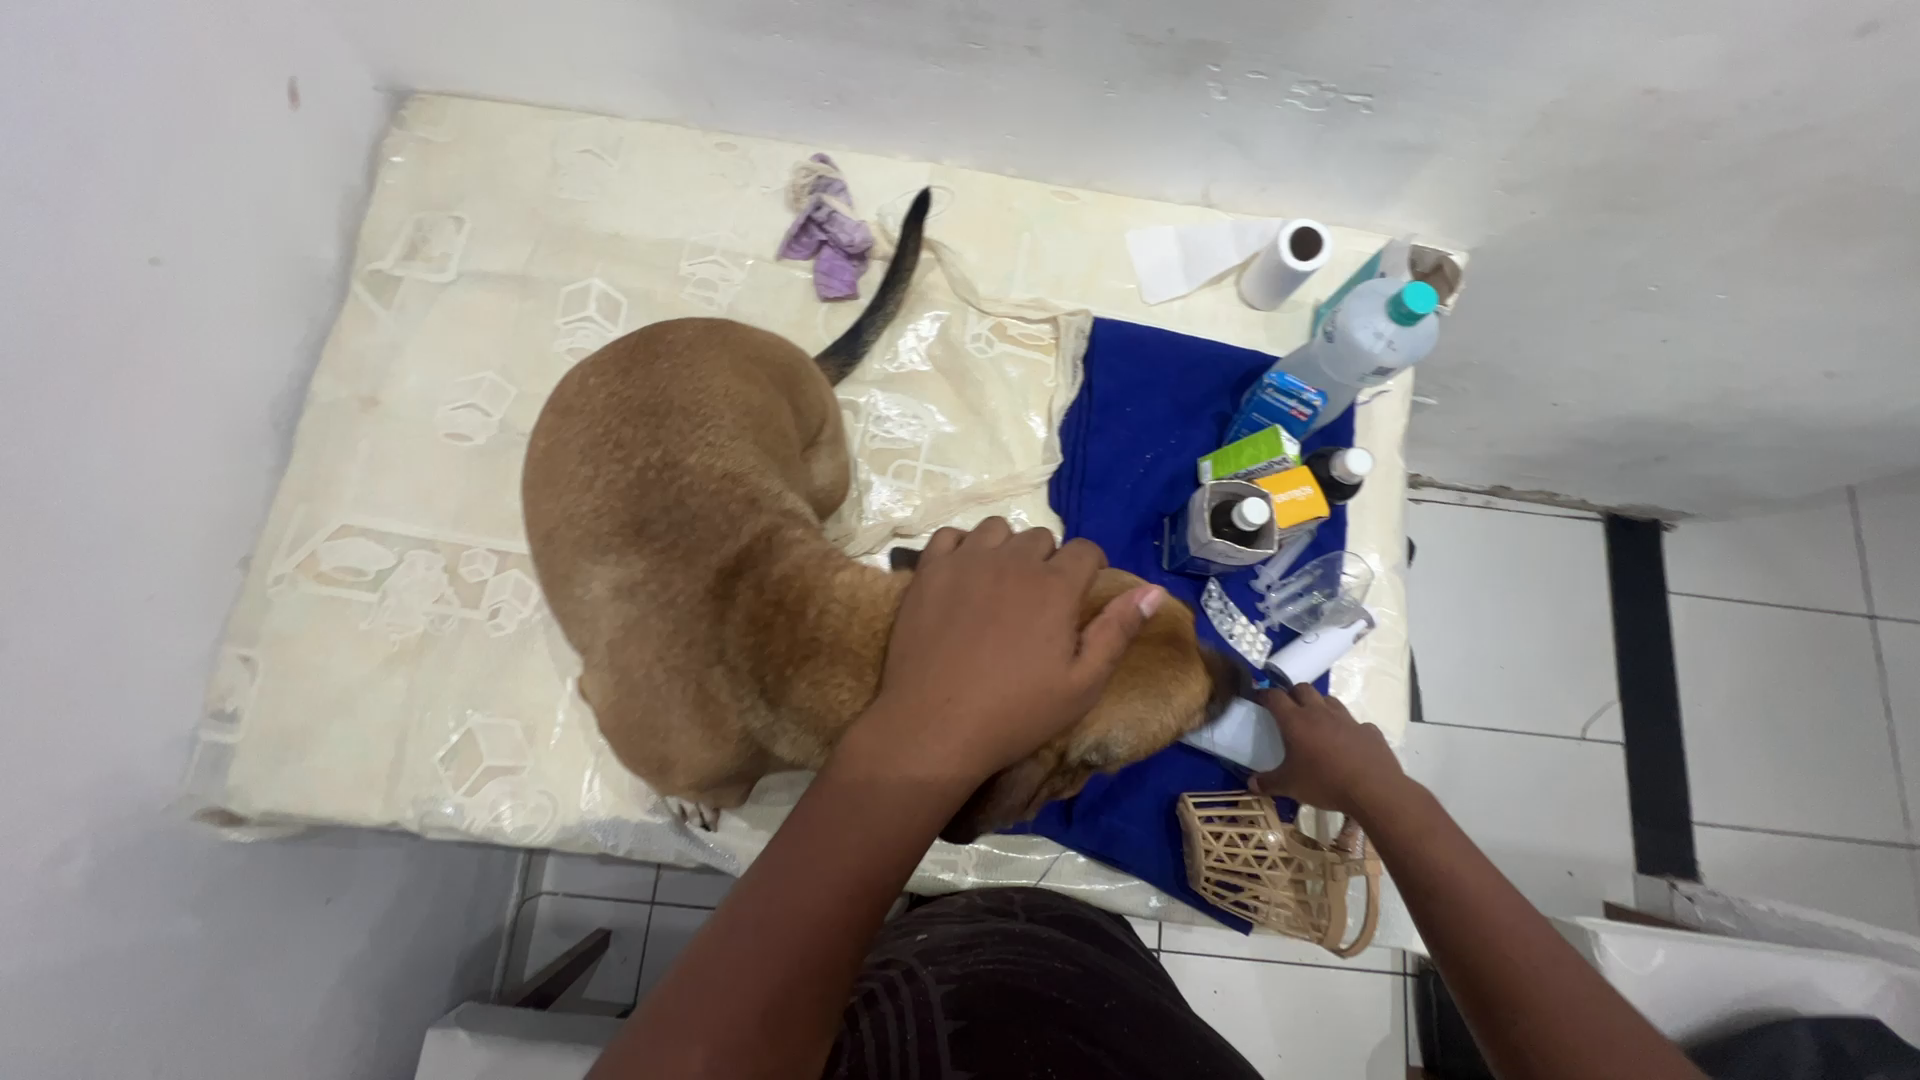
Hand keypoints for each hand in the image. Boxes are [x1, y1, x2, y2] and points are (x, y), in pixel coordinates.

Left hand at [854, 518, 1164, 786]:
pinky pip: (950, 536)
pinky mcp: (929, 571)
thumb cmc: (1015, 713)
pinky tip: (963, 576)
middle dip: (1048, 562)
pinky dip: (962, 548)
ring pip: (997, 529)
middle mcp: (1012, 561)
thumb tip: (1152, 590)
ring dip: (1006, 549)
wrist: (934, 726)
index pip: (1085, 550)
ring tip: (1000, 584)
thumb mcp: (1083, 684)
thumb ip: (1118, 631)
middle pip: (1041, 538)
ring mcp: (966, 562)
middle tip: (1038, 601)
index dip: (1090, 569)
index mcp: (1055, 586)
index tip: (1081, 594)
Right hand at [1247, 684, 1410, 821]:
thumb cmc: (1324, 783)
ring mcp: (1347, 720)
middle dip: (1293, 694)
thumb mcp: (1290, 786)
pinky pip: (1356, 723)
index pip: (1274, 696)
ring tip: (1317, 723)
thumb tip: (1250, 784)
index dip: (1264, 694)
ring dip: (1320, 706)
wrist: (1374, 790)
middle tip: (1289, 709)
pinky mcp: (1369, 731)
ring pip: (1330, 700)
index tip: (1259, 698)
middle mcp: (1320, 713)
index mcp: (1296, 721)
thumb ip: (1268, 783)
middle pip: (1303, 688)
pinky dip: (1349, 729)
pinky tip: (1348, 744)